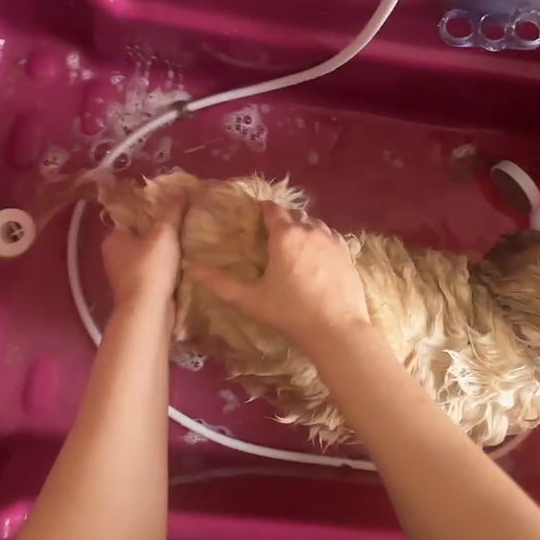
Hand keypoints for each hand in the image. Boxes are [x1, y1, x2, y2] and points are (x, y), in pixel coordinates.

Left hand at [100, 195, 185, 309]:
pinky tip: (181, 265)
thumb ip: (172, 210)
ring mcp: (123, 276)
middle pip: (140, 236)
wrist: (148, 311)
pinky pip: (152, 272)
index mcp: (113, 238)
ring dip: (163, 252)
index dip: (152, 212)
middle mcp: (113, 256)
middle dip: (159, 233)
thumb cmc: (150, 267)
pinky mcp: (136, 290)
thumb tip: (180, 188)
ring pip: (147, 255)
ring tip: (186, 243)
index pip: (132, 217)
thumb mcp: (164, 233)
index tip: (172, 210)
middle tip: (182, 225)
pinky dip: (164, 269)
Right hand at [190, 202, 370, 352]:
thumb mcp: (251, 300)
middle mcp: (310, 230)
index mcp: (286, 235)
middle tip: (272, 233)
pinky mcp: (348, 252)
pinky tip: (317, 252)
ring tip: (294, 242)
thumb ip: (221, 283)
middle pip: (295, 214)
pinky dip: (321, 237)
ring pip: (315, 222)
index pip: (273, 210)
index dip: (263, 209)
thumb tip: (191, 268)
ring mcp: (332, 240)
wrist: (337, 330)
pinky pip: (331, 235)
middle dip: (283, 218)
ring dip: (303, 226)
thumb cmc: (290, 313)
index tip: (256, 216)